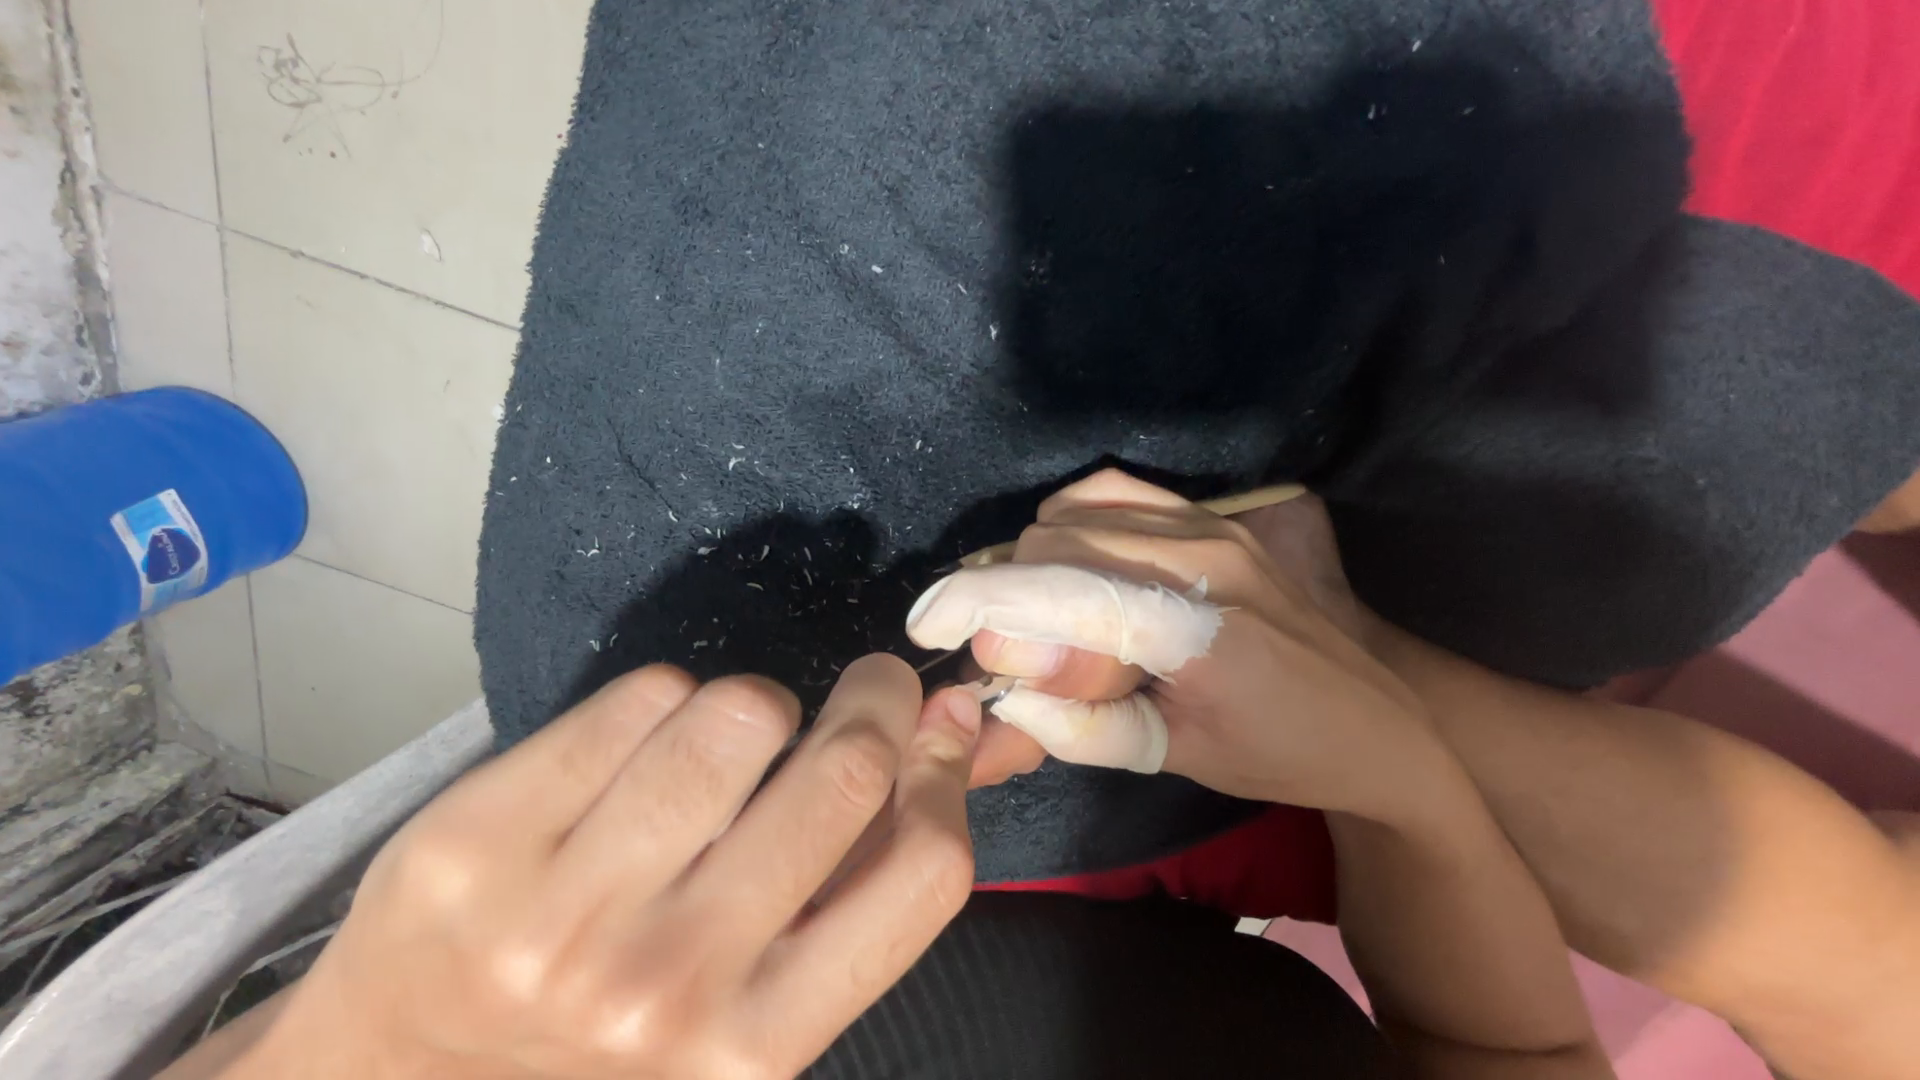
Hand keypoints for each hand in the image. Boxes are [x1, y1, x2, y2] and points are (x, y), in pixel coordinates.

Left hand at [237, 657, 979, 1079]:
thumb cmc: (611, 1050)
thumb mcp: (754, 1011)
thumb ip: (861, 879)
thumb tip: (958, 726)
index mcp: (759, 1046)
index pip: (924, 872)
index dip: (944, 772)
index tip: (930, 727)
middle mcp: (671, 984)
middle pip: (842, 771)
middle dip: (875, 699)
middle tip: (866, 688)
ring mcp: (564, 913)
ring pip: (740, 714)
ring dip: (758, 706)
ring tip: (730, 741)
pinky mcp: (477, 837)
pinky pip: (642, 695)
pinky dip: (666, 700)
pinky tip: (637, 750)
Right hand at [916, 470, 1440, 820]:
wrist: (1377, 722)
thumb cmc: (1278, 754)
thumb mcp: (1176, 755)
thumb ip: (1083, 725)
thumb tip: (1001, 693)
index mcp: (1194, 625)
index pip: (1063, 592)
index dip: (980, 601)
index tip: (926, 623)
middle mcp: (1199, 553)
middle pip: (1053, 545)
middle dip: (1008, 596)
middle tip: (1013, 654)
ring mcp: (1210, 524)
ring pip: (1074, 513)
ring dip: (1037, 563)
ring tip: (1050, 620)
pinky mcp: (1215, 516)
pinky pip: (1113, 493)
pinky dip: (1072, 524)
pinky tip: (1076, 566)